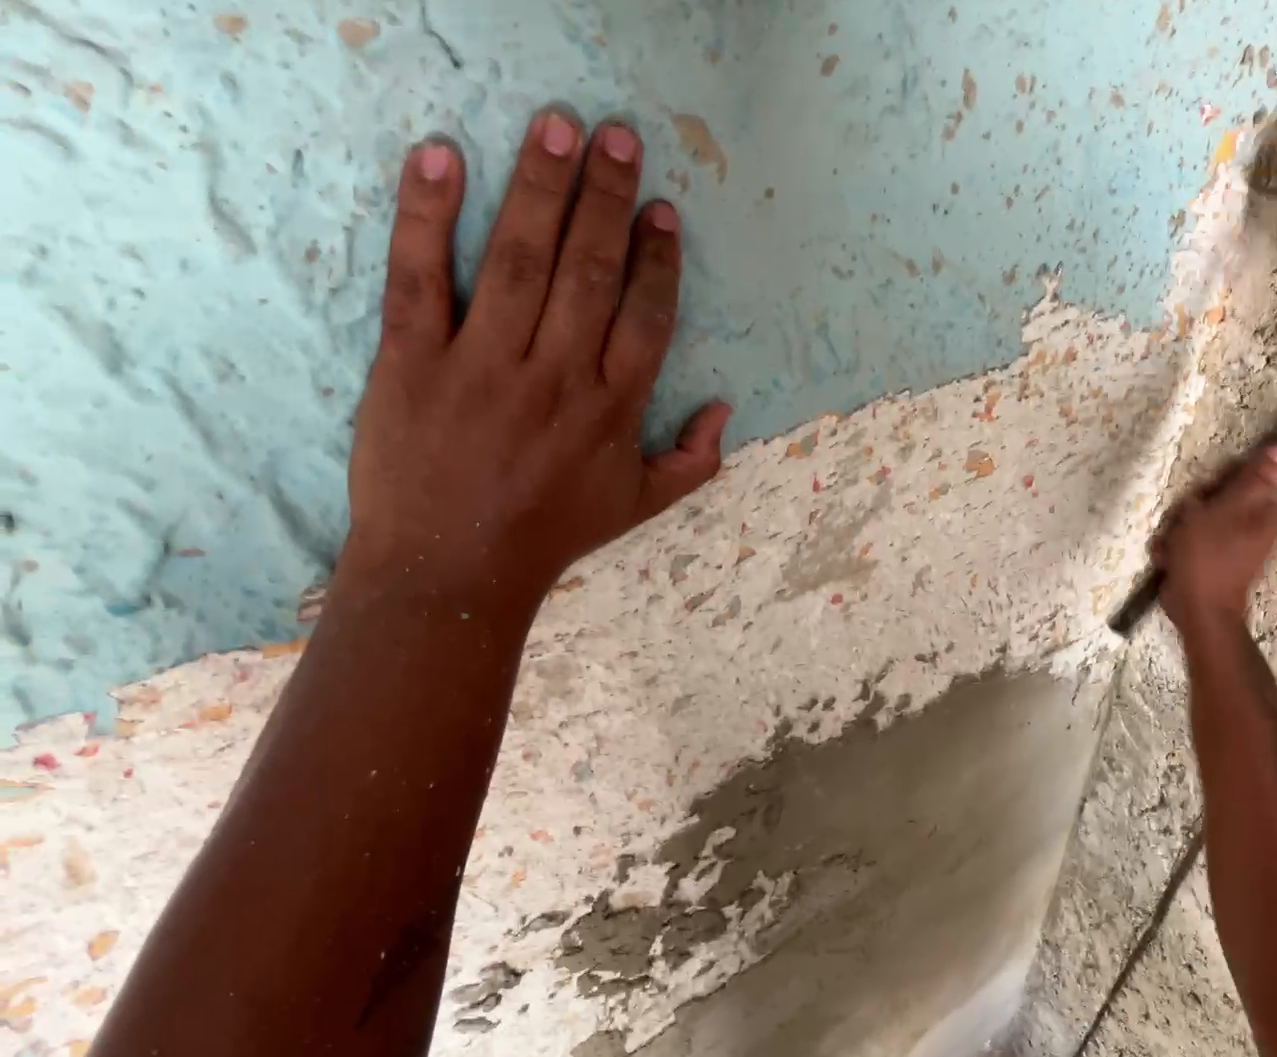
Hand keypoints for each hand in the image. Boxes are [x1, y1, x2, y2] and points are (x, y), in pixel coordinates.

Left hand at [340, 112, 729, 610]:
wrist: (451, 570)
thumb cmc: (552, 533)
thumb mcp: (641, 506)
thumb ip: (695, 461)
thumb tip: (726, 410)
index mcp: (612, 409)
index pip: (645, 316)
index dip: (656, 258)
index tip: (661, 209)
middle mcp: (555, 377)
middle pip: (589, 271)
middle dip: (607, 197)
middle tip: (619, 134)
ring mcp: (481, 366)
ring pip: (515, 260)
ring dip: (539, 187)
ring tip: (556, 127)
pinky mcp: (409, 362)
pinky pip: (417, 279)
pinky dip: (424, 216)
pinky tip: (439, 157)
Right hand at [1154, 445, 1276, 632]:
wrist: (1197, 610)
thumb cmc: (1209, 556)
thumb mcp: (1228, 507)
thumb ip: (1254, 477)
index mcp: (1263, 509)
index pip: (1238, 475)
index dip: (1214, 483)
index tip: (1202, 497)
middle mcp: (1251, 524)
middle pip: (1214, 496)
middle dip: (1191, 509)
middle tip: (1185, 523)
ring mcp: (1229, 544)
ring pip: (1195, 518)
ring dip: (1177, 530)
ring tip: (1173, 546)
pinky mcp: (1209, 559)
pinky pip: (1188, 541)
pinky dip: (1175, 548)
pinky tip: (1170, 559)